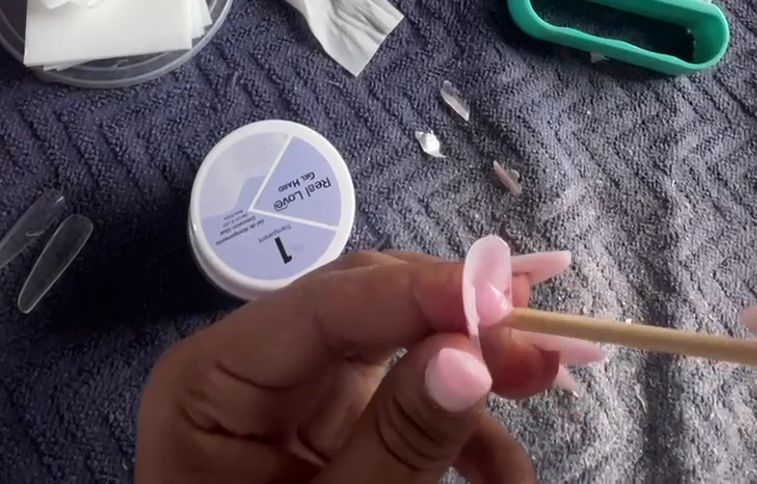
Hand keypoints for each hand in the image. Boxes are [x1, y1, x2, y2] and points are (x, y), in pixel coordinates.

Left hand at [135, 251, 578, 482]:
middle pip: (365, 306)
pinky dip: (457, 428)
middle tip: (538, 333)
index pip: (326, 302)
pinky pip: (398, 400)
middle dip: (454, 317)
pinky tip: (505, 469)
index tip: (504, 296)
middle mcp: (255, 363)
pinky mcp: (331, 422)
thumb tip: (470, 356)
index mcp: (215, 376)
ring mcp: (295, 391)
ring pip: (394, 344)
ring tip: (542, 374)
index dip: (418, 291)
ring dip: (469, 367)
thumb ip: (397, 441)